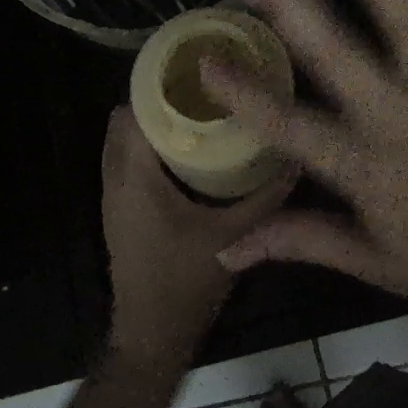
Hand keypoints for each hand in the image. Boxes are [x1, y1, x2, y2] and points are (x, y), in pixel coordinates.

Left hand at [99, 106, 294, 361]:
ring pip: (122, 142)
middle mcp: (115, 178)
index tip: (195, 73)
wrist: (151, 335)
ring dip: (152, 125)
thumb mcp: (232, 236)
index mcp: (134, 176)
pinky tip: (186, 152)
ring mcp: (112, 196)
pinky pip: (125, 162)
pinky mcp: (118, 211)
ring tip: (196, 114)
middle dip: (158, 101)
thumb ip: (265, 197)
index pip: (134, 111)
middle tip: (201, 90)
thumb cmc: (185, 282)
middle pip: (125, 120)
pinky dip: (147, 148)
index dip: (159, 86)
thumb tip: (296, 158)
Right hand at [201, 0, 407, 346]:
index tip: (205, 60)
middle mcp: (401, 120)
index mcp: (369, 172)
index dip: (246, 97)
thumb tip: (228, 249)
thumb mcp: (375, 264)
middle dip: (292, 5)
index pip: (293, 130)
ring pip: (403, 20)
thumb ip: (300, 240)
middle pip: (339, 56)